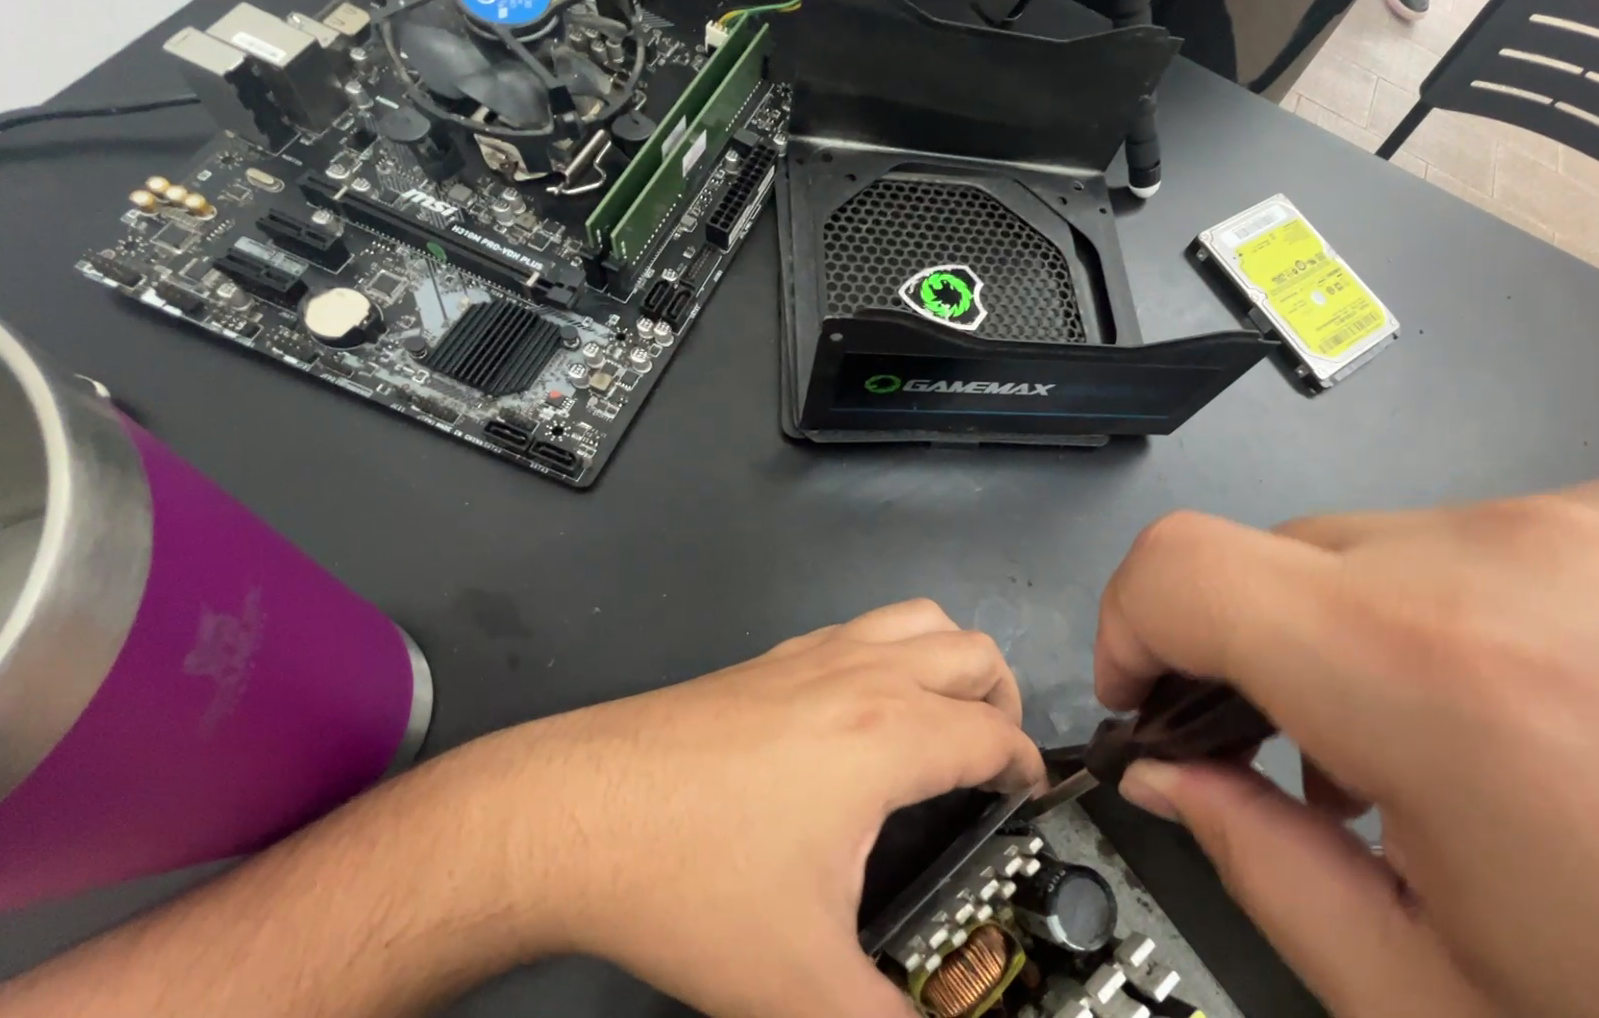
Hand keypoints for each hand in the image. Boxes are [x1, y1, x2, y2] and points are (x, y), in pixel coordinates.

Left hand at [467, 599, 1042, 1017]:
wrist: (570, 815)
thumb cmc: (692, 882)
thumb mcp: (795, 978)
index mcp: (887, 737)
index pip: (994, 736)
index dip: (1026, 771)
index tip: (1028, 804)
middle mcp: (863, 676)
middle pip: (975, 655)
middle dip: (1004, 706)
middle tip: (990, 766)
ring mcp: (813, 655)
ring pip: (922, 621)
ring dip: (953, 663)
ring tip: (943, 721)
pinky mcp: (771, 656)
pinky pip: (863, 627)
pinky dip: (895, 651)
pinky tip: (864, 709)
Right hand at [1095, 479, 1598, 1017]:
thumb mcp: (1443, 998)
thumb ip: (1263, 862)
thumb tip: (1166, 778)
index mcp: (1431, 673)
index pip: (1180, 565)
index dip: (1128, 625)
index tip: (1146, 699)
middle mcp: (1505, 552)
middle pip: (1269, 556)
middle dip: (1247, 651)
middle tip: (1295, 762)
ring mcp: (1595, 518)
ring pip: (1369, 550)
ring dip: (1351, 638)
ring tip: (1434, 758)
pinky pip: (1476, 545)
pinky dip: (1448, 617)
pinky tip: (1537, 719)